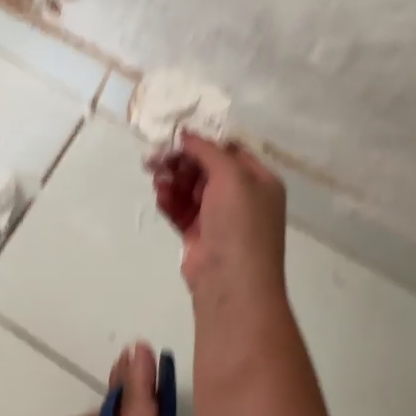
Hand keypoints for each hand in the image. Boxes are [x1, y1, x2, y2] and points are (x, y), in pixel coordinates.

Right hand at [148, 133, 287, 302]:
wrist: (231, 280)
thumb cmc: (239, 224)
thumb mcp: (231, 177)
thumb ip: (207, 150)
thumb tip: (187, 134)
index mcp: (259, 180)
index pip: (229, 150)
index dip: (202, 141)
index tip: (175, 136)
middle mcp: (241, 196)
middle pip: (204, 167)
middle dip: (180, 161)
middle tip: (156, 158)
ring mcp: (218, 216)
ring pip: (189, 187)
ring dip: (171, 179)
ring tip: (157, 181)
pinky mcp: (198, 232)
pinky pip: (180, 207)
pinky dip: (169, 199)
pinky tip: (160, 197)